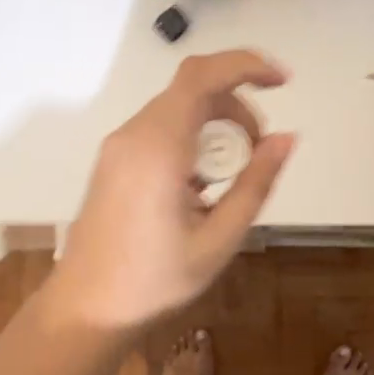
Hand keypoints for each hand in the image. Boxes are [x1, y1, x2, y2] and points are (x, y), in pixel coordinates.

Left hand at [46, 50, 295, 330]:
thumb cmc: (155, 281)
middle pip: (192, 89)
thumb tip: (286, 139)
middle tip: (261, 150)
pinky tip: (203, 189)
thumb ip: (255, 184)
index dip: (246, 65)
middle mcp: (133, 136)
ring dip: (215, 125)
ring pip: (175, 110)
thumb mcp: (219, 239)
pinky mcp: (113, 164)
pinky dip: (192, 141)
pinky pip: (159, 132)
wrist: (87, 309)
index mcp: (158, 148)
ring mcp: (118, 149)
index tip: (283, 81)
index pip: (202, 76)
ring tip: (234, 176)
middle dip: (237, 106)